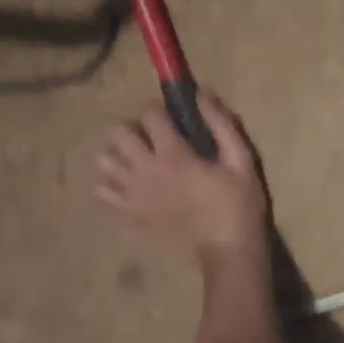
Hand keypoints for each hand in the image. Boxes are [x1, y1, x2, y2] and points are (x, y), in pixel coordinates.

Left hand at [95, 92, 269, 272]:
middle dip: (133, 129)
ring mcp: (133, 195)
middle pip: (117, 134)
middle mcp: (145, 171)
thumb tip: (203, 93)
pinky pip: (102, 192)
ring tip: (136, 160)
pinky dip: (110, 183)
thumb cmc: (240, 203)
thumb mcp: (241, 161)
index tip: (173, 120)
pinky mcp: (130, 215)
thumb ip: (221, 125)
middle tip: (151, 139)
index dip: (160, 112)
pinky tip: (129, 184)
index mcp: (173, 155)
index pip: (150, 115)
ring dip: (118, 154)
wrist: (228, 249)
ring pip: (103, 161)